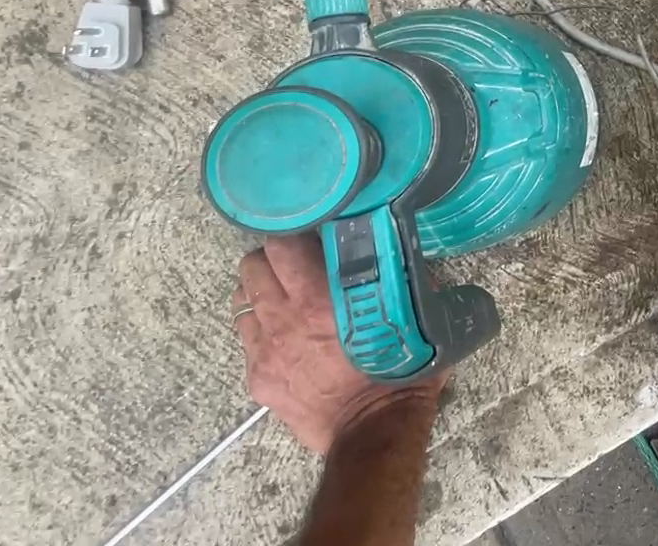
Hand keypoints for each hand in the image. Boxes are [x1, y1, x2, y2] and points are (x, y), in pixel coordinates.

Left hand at [232, 235, 444, 452]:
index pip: (285, 244)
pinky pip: (247, 335)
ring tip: (289, 292)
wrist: (375, 426)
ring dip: (264, 288)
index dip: (299, 232)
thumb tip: (398, 244)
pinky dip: (262, 323)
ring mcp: (266, 348)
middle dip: (274, 256)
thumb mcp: (414, 308)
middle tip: (299, 258)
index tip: (318, 231)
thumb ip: (400, 273)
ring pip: (244, 298)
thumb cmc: (402, 364)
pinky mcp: (257, 376)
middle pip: (253, 265)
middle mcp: (286, 317)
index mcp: (323, 296)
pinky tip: (286, 329)